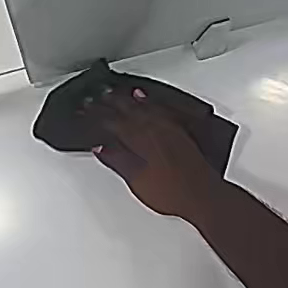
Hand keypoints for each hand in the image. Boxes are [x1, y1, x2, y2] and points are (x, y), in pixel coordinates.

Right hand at [88, 88, 226, 223]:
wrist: (202, 195)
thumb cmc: (171, 192)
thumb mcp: (136, 180)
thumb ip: (118, 160)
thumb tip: (101, 148)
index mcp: (140, 142)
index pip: (112, 123)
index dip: (96, 116)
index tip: (85, 111)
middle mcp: (154, 131)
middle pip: (127, 111)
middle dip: (109, 103)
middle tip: (96, 97)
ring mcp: (169, 130)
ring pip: (143, 107)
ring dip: (128, 99)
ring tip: (116, 92)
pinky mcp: (180, 132)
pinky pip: (161, 109)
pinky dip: (151, 102)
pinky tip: (148, 100)